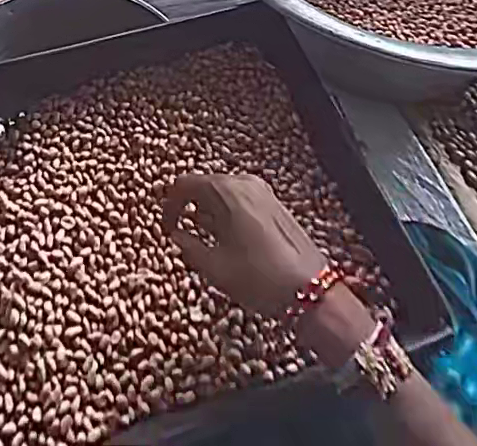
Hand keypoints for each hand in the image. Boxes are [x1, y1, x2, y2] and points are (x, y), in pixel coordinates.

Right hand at [160, 173, 328, 319]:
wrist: (312, 293)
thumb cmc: (260, 278)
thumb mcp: (214, 267)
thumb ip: (187, 245)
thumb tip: (175, 235)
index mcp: (226, 191)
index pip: (184, 184)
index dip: (169, 204)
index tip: (164, 226)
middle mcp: (244, 183)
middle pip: (204, 185)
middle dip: (188, 205)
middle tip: (178, 231)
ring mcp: (262, 192)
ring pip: (223, 192)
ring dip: (207, 210)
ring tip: (201, 238)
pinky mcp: (274, 205)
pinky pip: (240, 200)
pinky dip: (226, 212)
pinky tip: (225, 238)